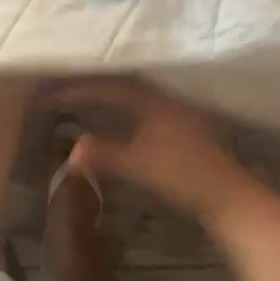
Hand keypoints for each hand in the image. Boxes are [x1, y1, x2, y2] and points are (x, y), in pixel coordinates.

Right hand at [51, 78, 258, 220]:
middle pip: (120, 83)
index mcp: (153, 98)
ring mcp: (175, 110)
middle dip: (91, 86)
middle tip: (62, 89)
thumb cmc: (181, 175)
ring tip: (80, 100)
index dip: (78, 90)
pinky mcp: (181, 126)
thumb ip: (103, 154)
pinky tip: (112, 119)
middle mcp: (164, 96)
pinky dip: (120, 109)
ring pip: (132, 95)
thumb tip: (70, 151)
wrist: (228, 197)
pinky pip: (141, 107)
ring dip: (106, 97)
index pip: (108, 86)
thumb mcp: (137, 164)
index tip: (51, 94)